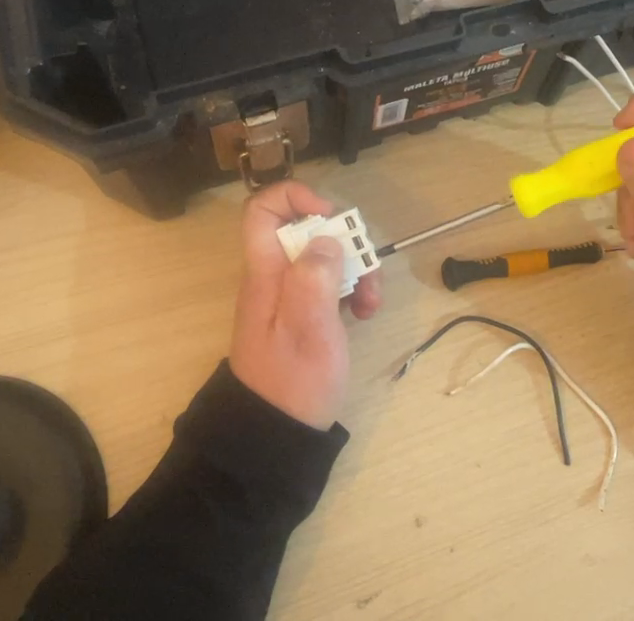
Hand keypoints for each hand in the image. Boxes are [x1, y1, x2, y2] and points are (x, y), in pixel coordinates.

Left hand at [230, 181, 382, 428]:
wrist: (277, 435)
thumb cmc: (293, 382)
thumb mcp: (308, 328)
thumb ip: (314, 278)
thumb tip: (325, 237)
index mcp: (266, 273)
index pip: (262, 210)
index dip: (294, 197)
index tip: (330, 216)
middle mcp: (275, 276)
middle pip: (306, 231)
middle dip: (343, 242)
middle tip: (365, 271)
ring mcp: (291, 294)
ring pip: (324, 257)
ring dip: (354, 270)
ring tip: (371, 303)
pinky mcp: (306, 313)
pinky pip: (329, 284)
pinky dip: (351, 292)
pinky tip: (365, 315)